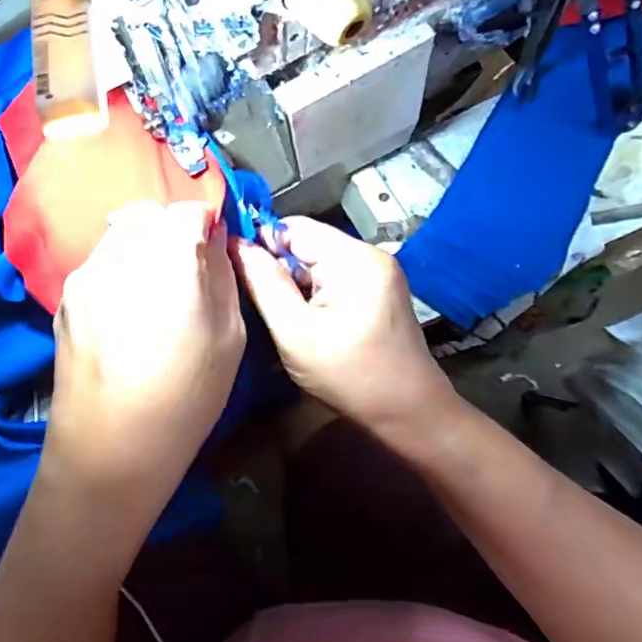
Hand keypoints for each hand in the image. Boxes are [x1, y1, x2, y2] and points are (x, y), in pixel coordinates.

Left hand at [46, 201, 245, 505]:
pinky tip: (125, 314)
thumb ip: (221, 274)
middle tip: (184, 271)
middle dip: (170, 230)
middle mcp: (120, 249)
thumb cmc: (185, 395)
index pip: (188, 209)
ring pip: (118, 234)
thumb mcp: (229, 336)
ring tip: (153, 295)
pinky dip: (117, 270)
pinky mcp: (64, 296)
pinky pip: (97, 264)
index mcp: (168, 253)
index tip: (212, 250)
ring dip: (141, 247)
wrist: (109, 445)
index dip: (204, 225)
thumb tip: (212, 241)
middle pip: (147, 213)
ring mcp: (85, 272)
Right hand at [234, 217, 460, 447]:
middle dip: (275, 269)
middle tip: (252, 301)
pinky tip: (302, 321)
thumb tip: (235, 245)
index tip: (233, 270)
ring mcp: (376, 274)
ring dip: (292, 285)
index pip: (291, 227)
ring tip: (277, 315)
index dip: (258, 244)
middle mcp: (369, 256)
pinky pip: (331, 280)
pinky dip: (311, 296)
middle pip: (304, 245)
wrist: (409, 414)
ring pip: (315, 264)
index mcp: (353, 258)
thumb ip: (263, 284)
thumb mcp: (295, 332)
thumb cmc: (350, 376)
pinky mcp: (377, 292)